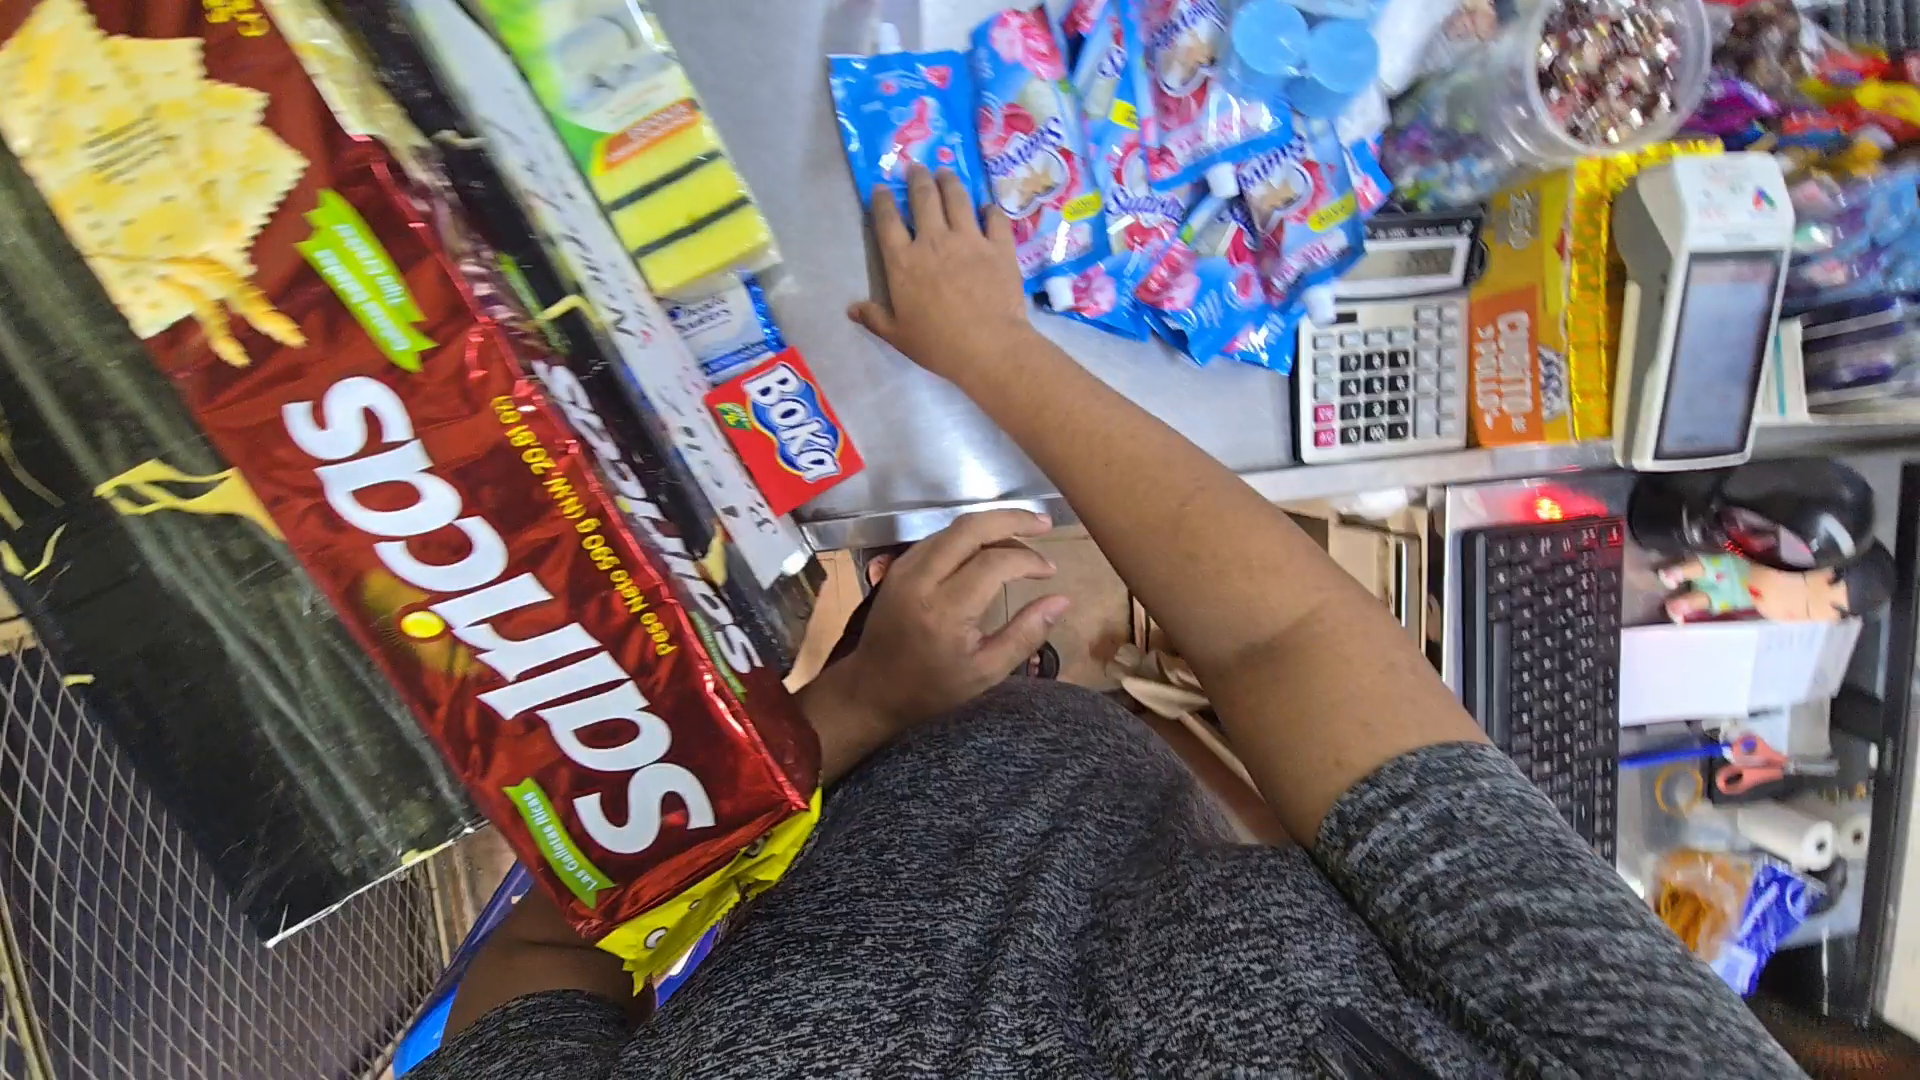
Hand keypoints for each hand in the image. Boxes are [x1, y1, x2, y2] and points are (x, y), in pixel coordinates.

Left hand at [800, 510, 1070, 781]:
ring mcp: (905, 568)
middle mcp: (921, 580)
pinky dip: (970, 534)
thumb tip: (1062, 600)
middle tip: (1045, 525)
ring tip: (1026, 534)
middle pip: (971, 528)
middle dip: (1013, 519)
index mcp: (944, 611)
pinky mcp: (898, 566)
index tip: (1049, 571)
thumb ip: (1026, 634)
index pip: (994, 563)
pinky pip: (940, 537)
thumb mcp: (986, 672)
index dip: (1028, 560)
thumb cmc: (932, 688)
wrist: (872, 689)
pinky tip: (991, 545)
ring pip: (954, 528)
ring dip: (992, 525)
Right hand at [849, 165, 1037, 385]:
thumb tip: (852, 309)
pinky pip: (994, 217)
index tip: (882, 188)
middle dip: (918, 178)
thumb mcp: (898, 336)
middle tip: (916, 168)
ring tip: (946, 173)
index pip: (887, 220)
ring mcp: (969, 239)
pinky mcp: (999, 246)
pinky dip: (989, 209)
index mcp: (903, 262)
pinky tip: (987, 207)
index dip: (883, 200)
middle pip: (923, 197)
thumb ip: (875, 319)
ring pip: (957, 197)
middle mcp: (934, 241)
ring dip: (950, 181)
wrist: (988, 346)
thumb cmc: (938, 344)